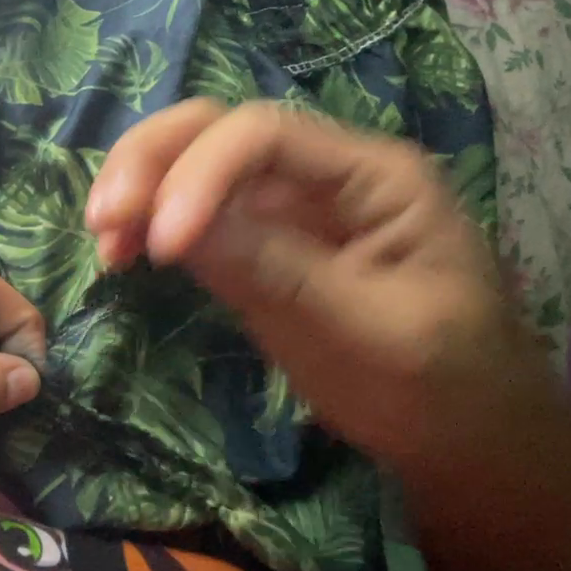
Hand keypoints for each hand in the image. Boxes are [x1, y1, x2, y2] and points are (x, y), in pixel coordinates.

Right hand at [85, 100, 556, 472]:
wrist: (467, 443)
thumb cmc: (443, 389)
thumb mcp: (371, 333)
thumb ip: (276, 272)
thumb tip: (171, 227)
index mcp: (371, 173)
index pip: (265, 134)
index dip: (201, 174)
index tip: (163, 246)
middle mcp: (317, 169)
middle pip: (213, 127)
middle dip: (150, 161)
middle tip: (104, 219)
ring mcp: (279, 201)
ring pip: (186, 157)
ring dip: (135, 184)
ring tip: (103, 236)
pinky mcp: (249, 237)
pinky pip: (183, 208)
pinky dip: (142, 220)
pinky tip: (117, 251)